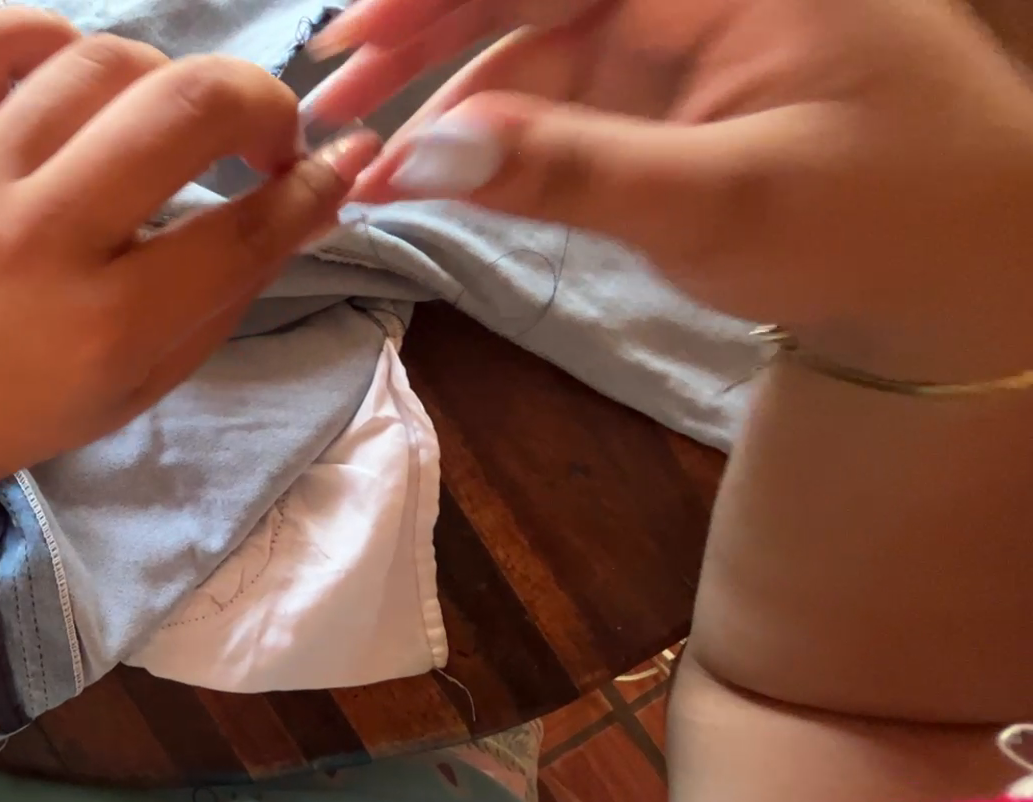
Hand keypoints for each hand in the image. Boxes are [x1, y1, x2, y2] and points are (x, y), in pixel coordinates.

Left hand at [0, 8, 380, 486]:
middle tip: (264, 140)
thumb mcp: (153, 376)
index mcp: (104, 326)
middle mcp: (39, 243)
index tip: (330, 169)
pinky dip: (52, 36)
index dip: (310, 190)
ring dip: (166, 79)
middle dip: (260, 105)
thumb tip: (316, 195)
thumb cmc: (49, 404)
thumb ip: (234, 291)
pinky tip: (81, 77)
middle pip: (183, 110)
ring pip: (99, 61)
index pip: (240, 231)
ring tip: (168, 126)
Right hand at [305, 0, 1032, 373]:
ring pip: (520, 60)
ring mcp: (664, 48)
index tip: (348, 43)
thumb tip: (420, 159)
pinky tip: (431, 182)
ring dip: (438, 116)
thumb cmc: (871, 222)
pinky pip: (542, 112)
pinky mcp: (647, 103)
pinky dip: (479, 149)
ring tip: (367, 180)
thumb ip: (562, 171)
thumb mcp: (709, 197)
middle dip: (417, 48)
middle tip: (332, 108)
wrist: (951, 277)